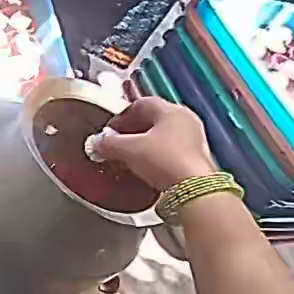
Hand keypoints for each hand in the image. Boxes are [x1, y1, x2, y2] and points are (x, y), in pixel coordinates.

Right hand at [95, 97, 219, 190]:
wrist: (192, 189)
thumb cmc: (166, 162)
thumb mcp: (129, 150)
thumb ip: (109, 144)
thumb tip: (98, 142)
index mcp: (171, 110)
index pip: (141, 104)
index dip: (121, 117)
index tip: (109, 131)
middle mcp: (185, 120)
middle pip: (153, 120)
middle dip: (132, 131)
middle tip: (116, 143)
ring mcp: (193, 139)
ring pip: (162, 136)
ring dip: (144, 144)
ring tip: (129, 157)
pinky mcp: (195, 159)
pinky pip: (171, 151)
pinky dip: (156, 156)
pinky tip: (146, 168)